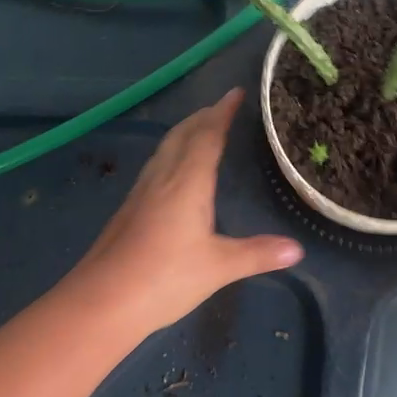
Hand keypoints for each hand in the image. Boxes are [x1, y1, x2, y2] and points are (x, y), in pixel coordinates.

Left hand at [74, 88, 303, 334]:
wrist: (99, 303)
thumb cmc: (163, 278)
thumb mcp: (218, 267)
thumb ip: (257, 254)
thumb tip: (297, 250)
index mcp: (188, 182)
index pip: (207, 135)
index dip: (223, 112)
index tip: (236, 93)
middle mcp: (163, 178)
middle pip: (182, 134)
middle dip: (203, 116)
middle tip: (223, 107)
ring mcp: (141, 192)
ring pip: (165, 148)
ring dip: (185, 132)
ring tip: (201, 128)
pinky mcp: (129, 209)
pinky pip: (156, 165)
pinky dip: (172, 153)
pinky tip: (174, 170)